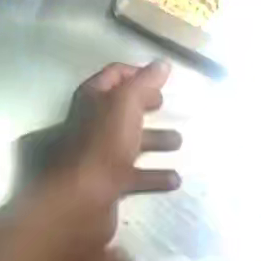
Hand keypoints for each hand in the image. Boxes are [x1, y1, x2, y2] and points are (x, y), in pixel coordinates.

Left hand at [44, 61, 181, 244]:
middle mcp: (95, 121)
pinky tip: (175, 178)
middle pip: (123, 107)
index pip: (115, 74)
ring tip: (179, 140)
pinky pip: (137, 174)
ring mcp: (101, 153)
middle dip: (145, 104)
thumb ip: (146, 81)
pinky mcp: (109, 183)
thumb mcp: (127, 101)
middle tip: (165, 103)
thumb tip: (163, 63)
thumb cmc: (104, 140)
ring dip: (155, 139)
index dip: (136, 72)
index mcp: (93, 96)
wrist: (81, 197)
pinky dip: (155, 175)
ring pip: (131, 140)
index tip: (160, 78)